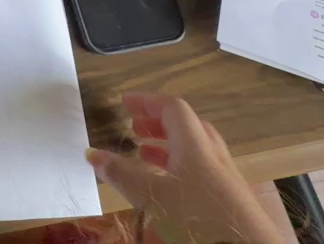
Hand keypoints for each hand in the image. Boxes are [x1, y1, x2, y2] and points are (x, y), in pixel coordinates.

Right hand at [86, 92, 293, 243]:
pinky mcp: (232, 202)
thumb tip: (91, 153)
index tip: (124, 104)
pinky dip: (181, 168)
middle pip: (186, 126)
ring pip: (195, 150)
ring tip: (144, 156)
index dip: (147, 101)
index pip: (172, 108)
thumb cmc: (202, 221)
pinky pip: (202, 171)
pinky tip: (169, 189)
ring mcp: (226, 180)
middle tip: (134, 128)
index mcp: (195, 145)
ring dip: (168, 147)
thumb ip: (123, 175)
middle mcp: (213, 156)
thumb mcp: (155, 198)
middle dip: (157, 123)